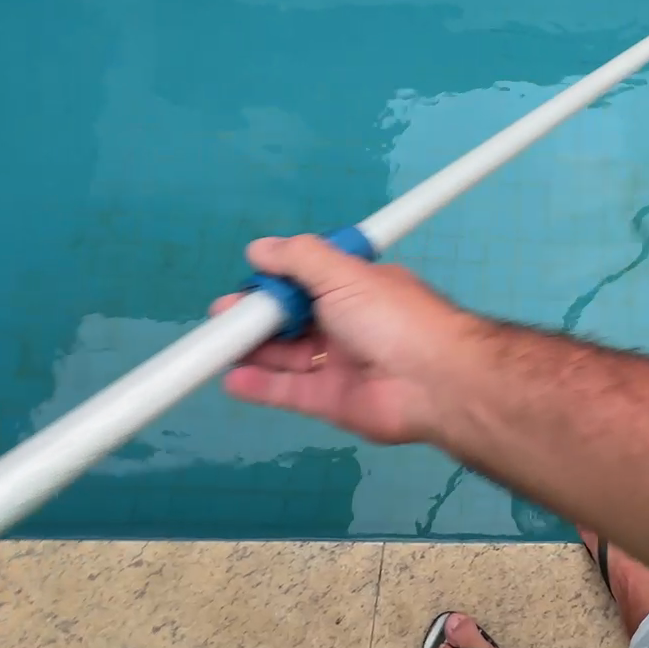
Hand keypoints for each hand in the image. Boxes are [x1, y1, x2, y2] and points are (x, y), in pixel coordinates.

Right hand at [209, 235, 478, 443]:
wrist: (432, 379)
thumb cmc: (391, 316)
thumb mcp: (346, 274)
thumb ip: (302, 260)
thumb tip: (261, 247)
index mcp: (360, 286)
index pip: (314, 277)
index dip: (282, 278)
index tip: (251, 278)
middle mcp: (351, 321)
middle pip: (296, 317)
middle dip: (260, 315)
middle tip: (223, 315)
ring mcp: (342, 362)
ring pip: (288, 354)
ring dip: (254, 348)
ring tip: (217, 344)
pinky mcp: (333, 400)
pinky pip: (290, 391)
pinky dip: (260, 384)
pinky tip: (232, 377)